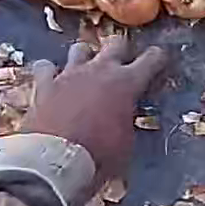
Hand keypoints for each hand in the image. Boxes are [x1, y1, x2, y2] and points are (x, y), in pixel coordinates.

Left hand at [20, 36, 166, 179]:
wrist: (52, 162)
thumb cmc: (100, 154)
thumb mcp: (127, 139)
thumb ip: (128, 119)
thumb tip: (126, 118)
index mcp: (128, 82)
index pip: (153, 58)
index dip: (159, 57)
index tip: (160, 61)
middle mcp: (101, 70)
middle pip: (116, 43)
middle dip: (122, 50)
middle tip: (123, 63)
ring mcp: (69, 75)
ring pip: (80, 48)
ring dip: (86, 57)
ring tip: (87, 69)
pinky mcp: (43, 85)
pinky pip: (45, 67)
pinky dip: (50, 72)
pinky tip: (53, 80)